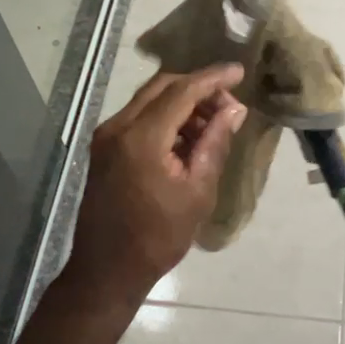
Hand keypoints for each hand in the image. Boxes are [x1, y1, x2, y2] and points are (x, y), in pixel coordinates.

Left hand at [65, 63, 246, 305]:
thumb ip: (214, 143)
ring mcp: (106, 136)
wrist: (106, 271)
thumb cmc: (158, 237)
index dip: (213, 79)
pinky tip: (188, 136)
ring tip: (213, 123)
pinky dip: (165, 117)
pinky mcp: (104, 147)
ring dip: (182, 102)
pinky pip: (139, 117)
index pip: (182, 91)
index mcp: (141, 137)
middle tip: (229, 103)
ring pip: (150, 99)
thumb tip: (234, 109)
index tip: (239, 72)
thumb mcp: (197, 191)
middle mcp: (118, 127)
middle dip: (198, 87)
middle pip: (162, 87)